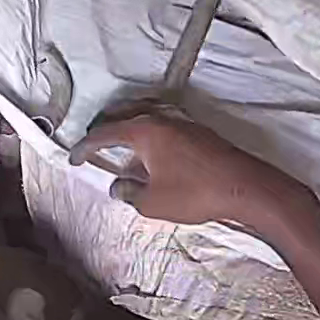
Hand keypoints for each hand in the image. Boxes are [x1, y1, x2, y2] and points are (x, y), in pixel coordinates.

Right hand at [68, 110, 313, 225]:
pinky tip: (151, 156)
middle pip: (125, 118)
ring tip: (119, 148)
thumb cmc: (195, 193)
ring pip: (146, 120)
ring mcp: (184, 124)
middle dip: (105, 131)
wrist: (246, 188)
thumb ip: (129, 192)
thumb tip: (119, 186)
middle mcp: (163, 120)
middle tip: (92, 145)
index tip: (73, 159)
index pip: (105, 135)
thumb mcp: (151, 202)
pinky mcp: (199, 134)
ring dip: (128, 132)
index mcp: (145, 132)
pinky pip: (164, 127)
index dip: (85, 148)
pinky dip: (149, 137)